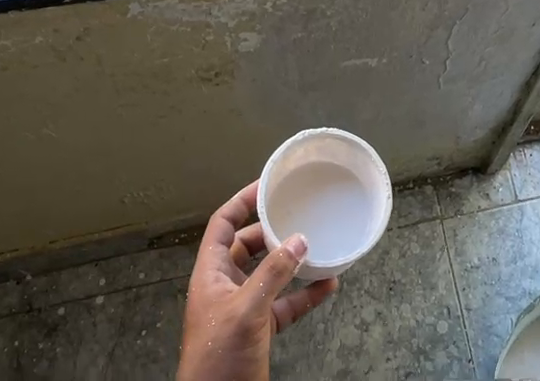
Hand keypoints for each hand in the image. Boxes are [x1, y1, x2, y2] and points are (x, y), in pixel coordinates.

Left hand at [176, 181, 338, 380]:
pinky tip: (328, 285)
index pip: (223, 224)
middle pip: (249, 245)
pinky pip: (285, 303)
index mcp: (210, 273)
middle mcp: (225, 285)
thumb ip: (273, 273)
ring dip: (293, 262)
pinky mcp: (260, 330)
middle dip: (273, 231)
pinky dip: (305, 294)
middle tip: (299, 215)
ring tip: (319, 245)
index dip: (242, 201)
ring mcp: (243, 308)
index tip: (268, 184)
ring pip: (270, 274)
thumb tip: (300, 239)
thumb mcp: (246, 310)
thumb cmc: (219, 356)